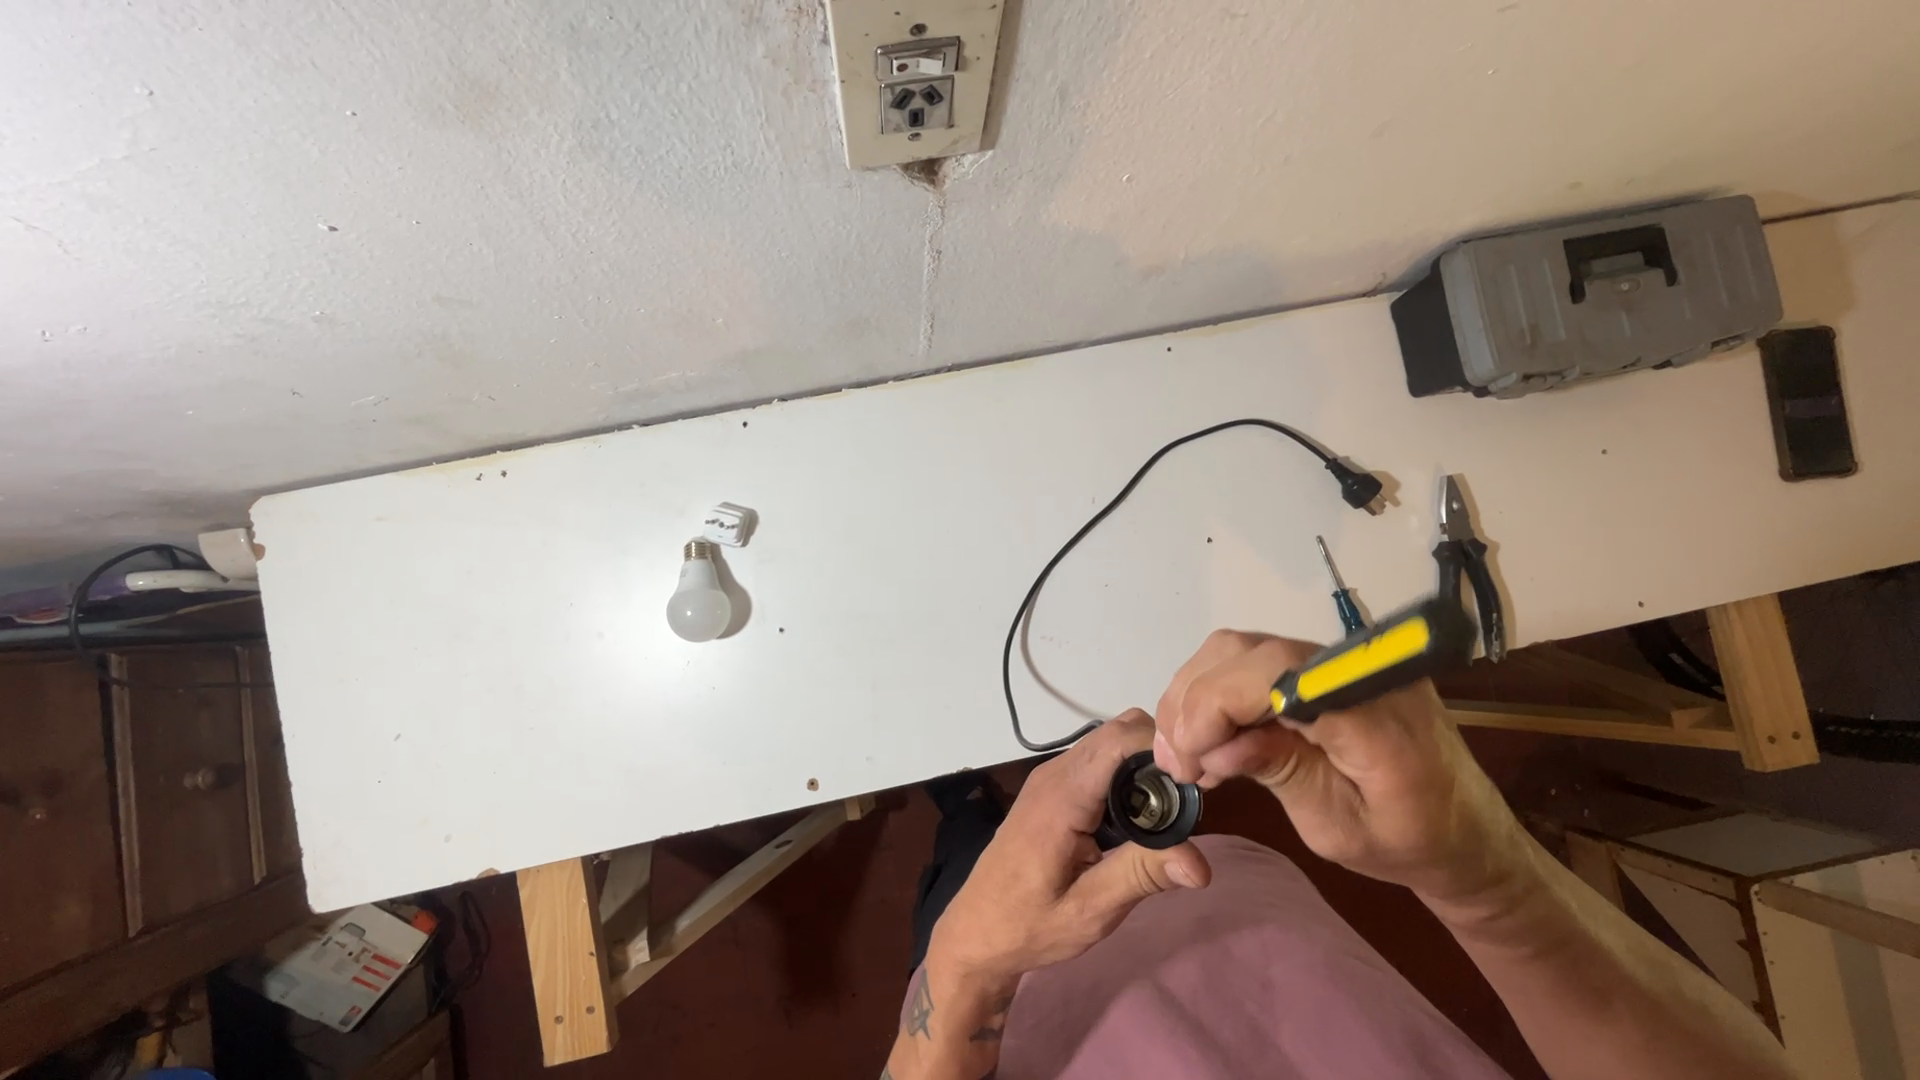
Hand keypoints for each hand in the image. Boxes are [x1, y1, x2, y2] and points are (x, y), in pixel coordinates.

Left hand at [928, 710, 1211, 983]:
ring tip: (1175, 807)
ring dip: (1146, 761)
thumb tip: (1200, 863)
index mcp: (1062, 797)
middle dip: (1161, 752)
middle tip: (1193, 797)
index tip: (1198, 779)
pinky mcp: (1053, 787)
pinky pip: (1098, 760)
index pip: (1118, 741)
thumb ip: (1140, 876)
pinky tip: (1144, 813)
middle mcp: (1055, 774)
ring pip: (1110, 741)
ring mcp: (1051, 776)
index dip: (1162, 747)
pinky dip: (1128, 771)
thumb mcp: (1089, 911)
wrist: (978, 930)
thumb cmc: (1029, 924)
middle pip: (1118, 732)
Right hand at [1151, 630, 1531, 907]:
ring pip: (1239, 649)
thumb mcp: (1338, 829)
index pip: (1275, 675)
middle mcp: (1356, 666)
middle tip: (1175, 762)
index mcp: (1375, 714)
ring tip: (1184, 753)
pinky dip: (1216, 692)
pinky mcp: (1325, 663)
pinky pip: (1253, 660)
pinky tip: (1207, 736)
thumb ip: (1281, 774)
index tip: (1186, 758)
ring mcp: (1340, 657)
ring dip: (1196, 696)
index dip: (1215, 705)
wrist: (1468, 831)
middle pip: (1246, 652)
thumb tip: (1216, 745)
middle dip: (1194, 703)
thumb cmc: (1411, 844)